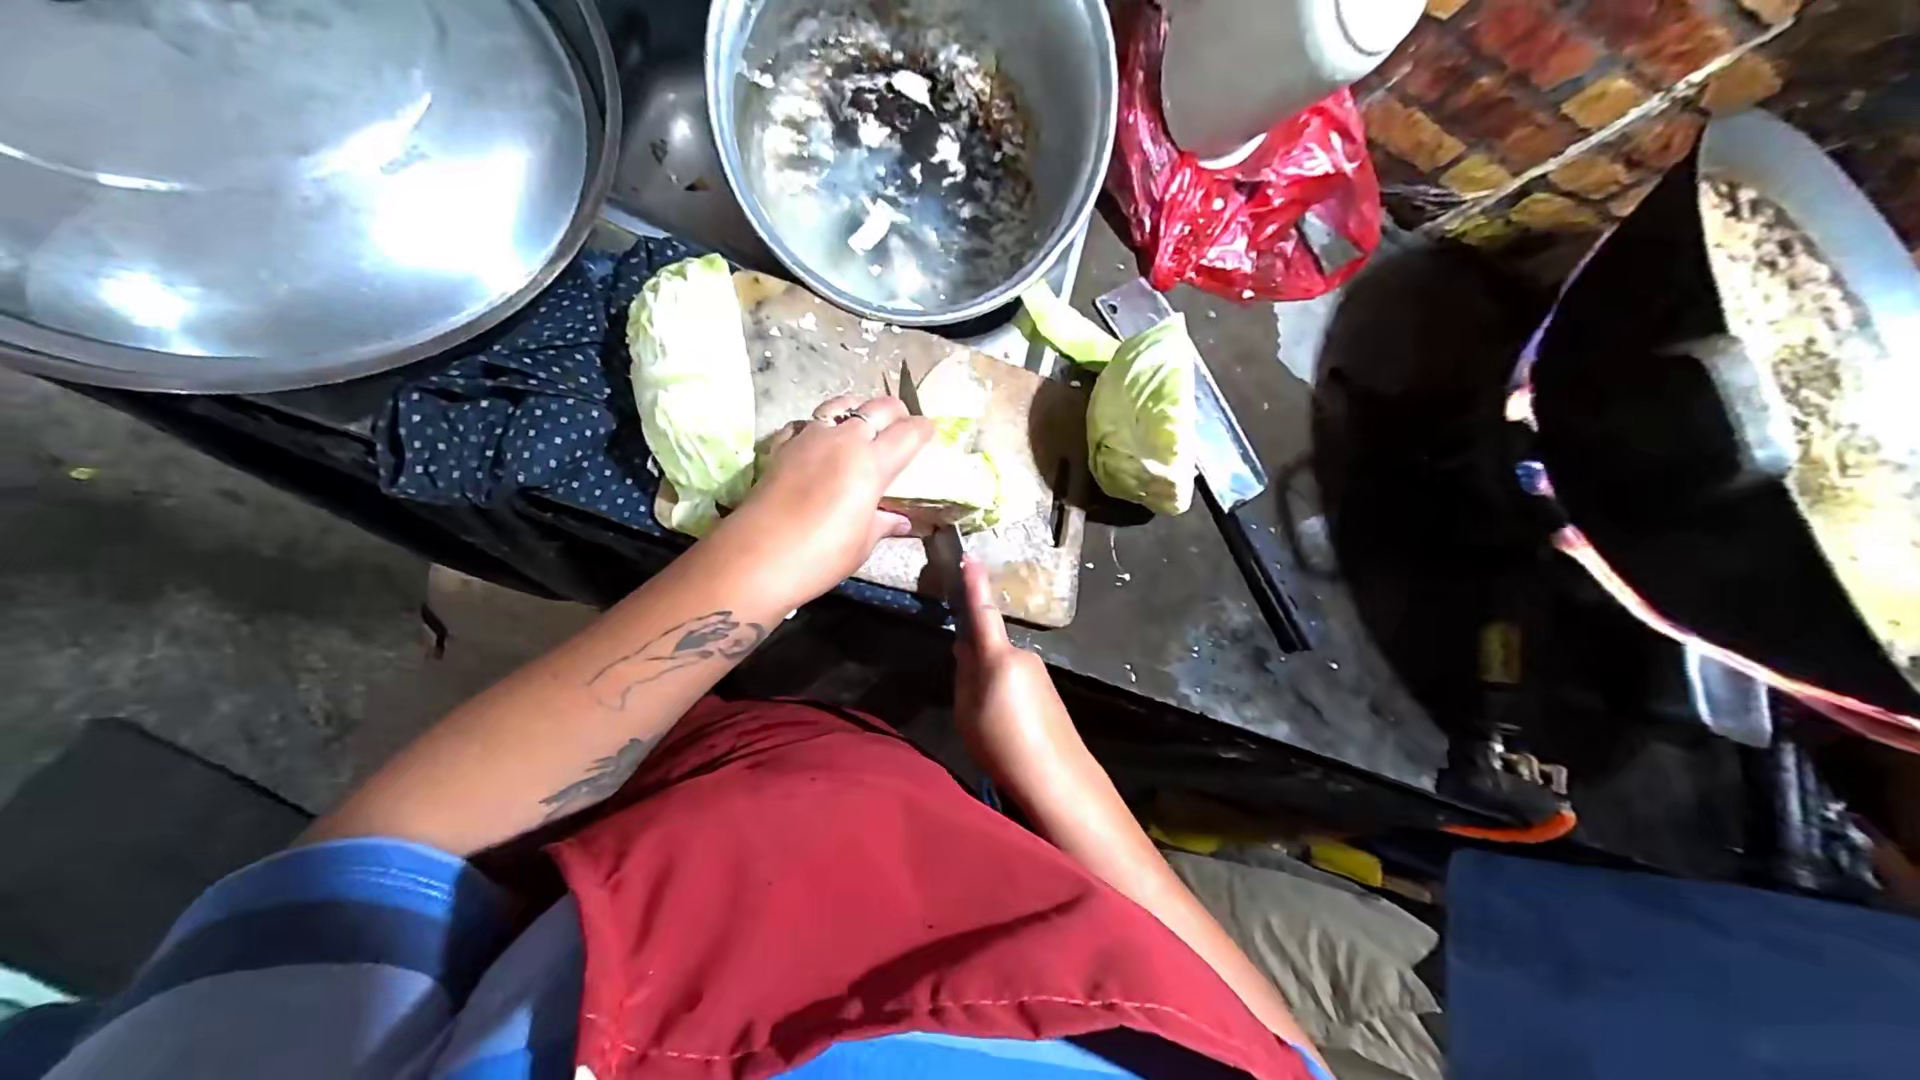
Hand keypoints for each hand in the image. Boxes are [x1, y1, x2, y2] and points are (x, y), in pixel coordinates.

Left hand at [716, 395, 931, 605]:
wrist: (755, 558)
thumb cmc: (820, 556)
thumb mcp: (861, 544)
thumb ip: (883, 523)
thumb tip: (900, 519)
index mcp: (872, 463)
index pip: (909, 432)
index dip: (923, 431)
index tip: (928, 435)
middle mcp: (843, 440)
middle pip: (878, 407)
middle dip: (895, 413)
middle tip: (901, 426)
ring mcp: (808, 438)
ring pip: (840, 405)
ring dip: (857, 410)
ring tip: (862, 425)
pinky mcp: (781, 446)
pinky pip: (806, 423)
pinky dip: (819, 426)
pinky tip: (819, 442)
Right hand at [953, 555, 1087, 790]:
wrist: (1056, 777)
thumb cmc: (1001, 743)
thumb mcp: (966, 711)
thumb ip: (964, 675)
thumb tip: (965, 648)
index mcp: (998, 656)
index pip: (982, 613)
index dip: (973, 585)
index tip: (969, 558)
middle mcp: (1023, 655)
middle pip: (989, 647)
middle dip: (973, 660)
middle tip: (966, 698)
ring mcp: (1039, 673)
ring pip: (1003, 667)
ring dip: (990, 683)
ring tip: (987, 723)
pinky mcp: (1048, 691)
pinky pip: (1017, 682)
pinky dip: (1005, 695)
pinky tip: (1006, 727)